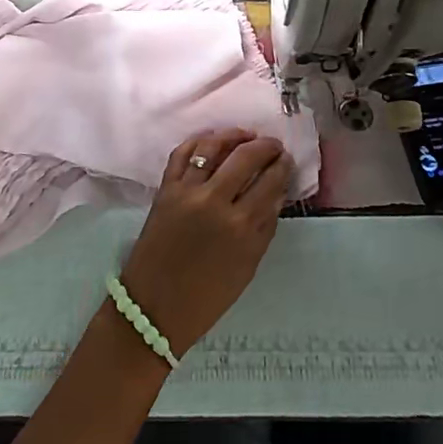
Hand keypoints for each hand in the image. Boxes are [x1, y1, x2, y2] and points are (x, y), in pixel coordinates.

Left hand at [118, 129, 293, 357]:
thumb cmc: (208, 295)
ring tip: (246, 136)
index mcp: (241, 226)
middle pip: (246, 156)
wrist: (155, 307)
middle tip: (274, 145)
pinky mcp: (164, 190)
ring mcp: (186, 192)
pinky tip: (213, 141)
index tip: (287, 160)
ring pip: (212, 147)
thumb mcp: (248, 265)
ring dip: (233, 136)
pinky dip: (199, 142)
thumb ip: (265, 226)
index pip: (271, 181)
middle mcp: (214, 201)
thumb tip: (278, 192)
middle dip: (266, 146)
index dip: (283, 166)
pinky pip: (181, 154)